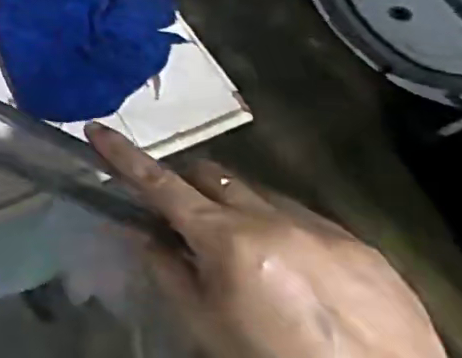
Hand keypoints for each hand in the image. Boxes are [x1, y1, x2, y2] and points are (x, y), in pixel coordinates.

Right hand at [86, 124, 446, 357]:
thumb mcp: (210, 332)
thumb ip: (170, 274)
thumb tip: (146, 234)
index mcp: (228, 241)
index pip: (160, 184)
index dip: (124, 156)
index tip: (96, 129)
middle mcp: (272, 218)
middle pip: (210, 175)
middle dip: (188, 186)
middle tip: (183, 218)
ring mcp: (322, 228)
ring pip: (259, 194)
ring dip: (239, 209)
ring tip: (250, 256)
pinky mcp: (364, 247)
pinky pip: (308, 220)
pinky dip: (287, 233)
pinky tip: (301, 277)